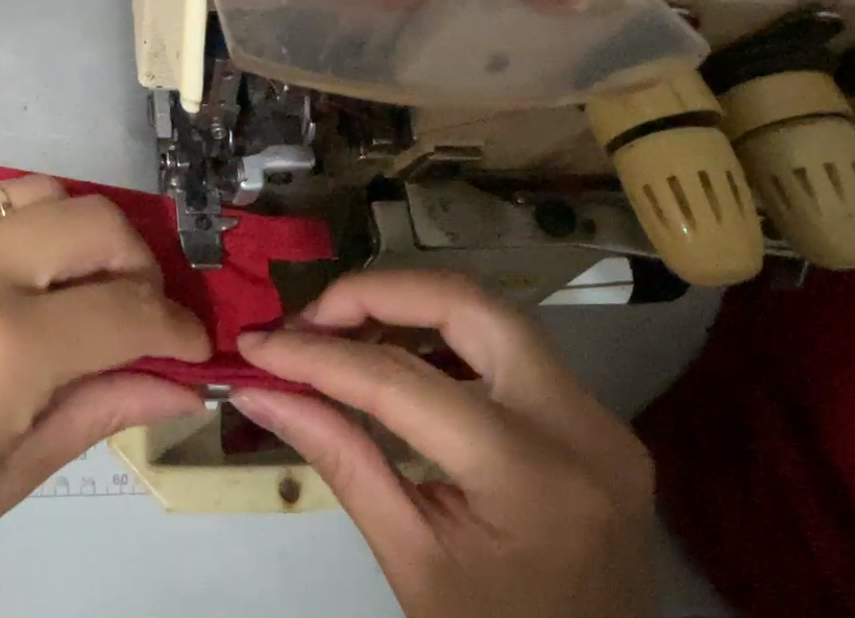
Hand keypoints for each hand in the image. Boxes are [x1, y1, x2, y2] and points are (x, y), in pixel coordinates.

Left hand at [0, 176, 210, 617]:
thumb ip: (95, 413)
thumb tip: (179, 383)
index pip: (126, 310)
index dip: (176, 327)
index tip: (192, 347)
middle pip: (94, 222)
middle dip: (140, 264)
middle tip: (140, 318)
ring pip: (40, 190)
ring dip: (82, 233)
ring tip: (82, 290)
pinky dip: (24, 223)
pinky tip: (18, 277)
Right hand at [232, 271, 657, 617]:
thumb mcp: (410, 560)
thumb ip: (339, 460)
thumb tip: (260, 392)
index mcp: (532, 477)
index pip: (401, 382)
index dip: (317, 355)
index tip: (256, 344)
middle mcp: (581, 426)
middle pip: (467, 305)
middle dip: (374, 294)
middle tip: (307, 319)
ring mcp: (597, 418)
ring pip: (491, 314)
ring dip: (408, 306)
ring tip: (339, 332)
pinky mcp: (592, 419)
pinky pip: (509, 349)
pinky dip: (442, 336)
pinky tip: (394, 355)